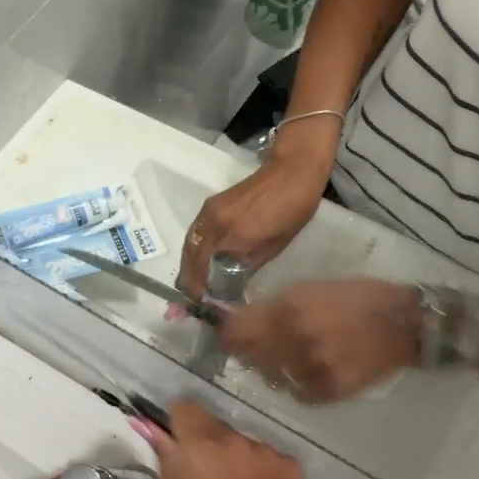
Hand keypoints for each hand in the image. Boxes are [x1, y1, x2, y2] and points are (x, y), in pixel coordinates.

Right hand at [137, 401, 304, 478]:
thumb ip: (164, 458)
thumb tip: (151, 428)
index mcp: (199, 446)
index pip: (184, 407)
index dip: (178, 421)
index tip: (177, 439)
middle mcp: (234, 439)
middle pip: (213, 424)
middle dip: (205, 442)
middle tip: (206, 473)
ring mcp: (266, 451)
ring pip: (240, 441)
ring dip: (234, 456)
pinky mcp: (290, 465)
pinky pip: (266, 456)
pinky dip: (259, 469)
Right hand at [176, 141, 335, 299]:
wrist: (290, 169)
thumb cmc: (294, 209)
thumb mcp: (275, 245)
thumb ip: (246, 265)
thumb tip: (229, 286)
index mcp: (235, 235)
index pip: (207, 271)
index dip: (201, 292)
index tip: (199, 309)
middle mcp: (214, 225)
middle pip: (191, 262)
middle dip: (187, 286)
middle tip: (184, 307)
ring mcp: (207, 214)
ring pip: (188, 250)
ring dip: (186, 272)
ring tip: (187, 291)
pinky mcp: (208, 208)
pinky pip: (193, 238)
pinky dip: (191, 256)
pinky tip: (195, 267)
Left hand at [220, 278, 420, 402]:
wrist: (406, 325)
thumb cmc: (356, 298)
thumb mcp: (308, 289)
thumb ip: (272, 305)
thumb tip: (240, 317)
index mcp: (287, 310)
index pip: (237, 330)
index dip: (226, 335)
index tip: (225, 335)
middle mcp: (293, 340)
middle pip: (248, 356)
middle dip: (246, 352)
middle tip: (252, 348)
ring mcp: (309, 368)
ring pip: (269, 376)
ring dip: (271, 368)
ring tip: (287, 358)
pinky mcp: (327, 390)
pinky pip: (295, 392)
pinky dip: (295, 384)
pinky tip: (307, 372)